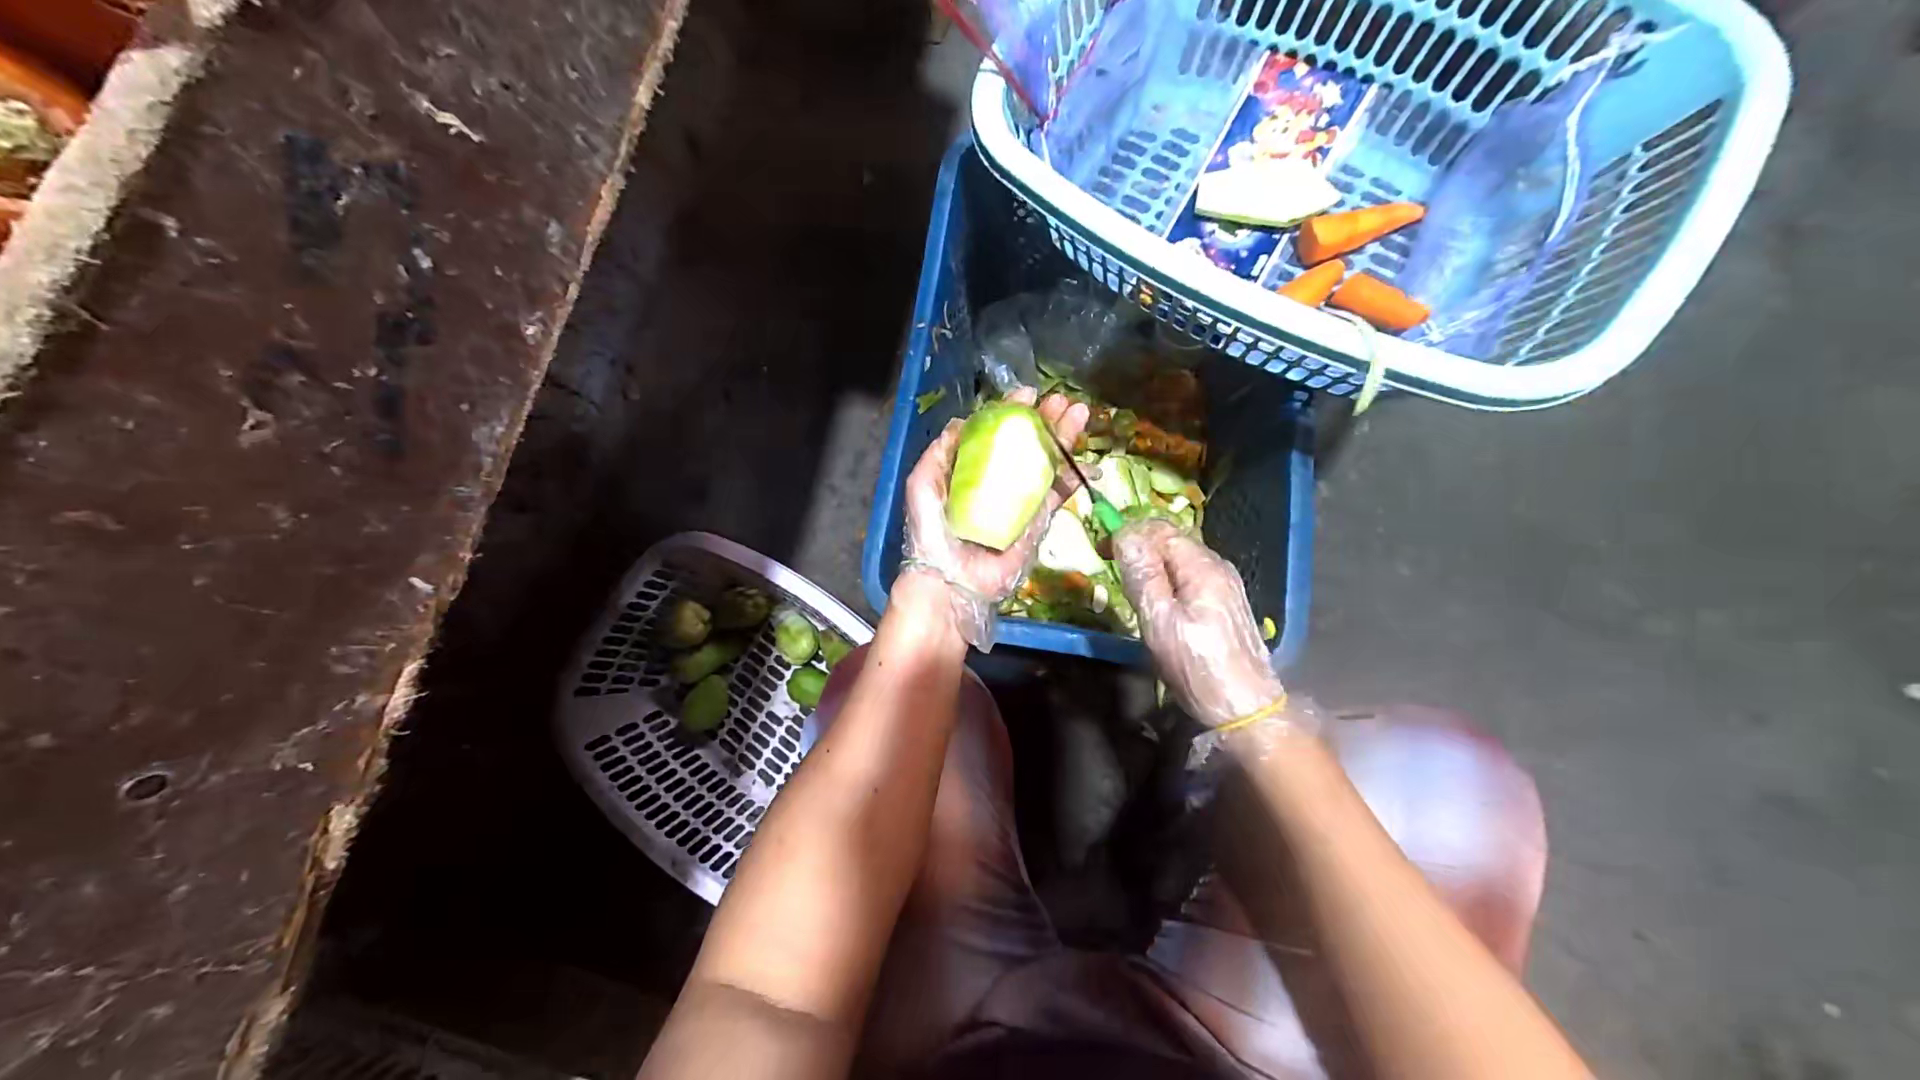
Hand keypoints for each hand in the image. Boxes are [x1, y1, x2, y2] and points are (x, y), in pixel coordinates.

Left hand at [902, 388, 1088, 648]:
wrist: (951, 581)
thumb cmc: (931, 533)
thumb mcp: (922, 484)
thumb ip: (940, 452)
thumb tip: (962, 421)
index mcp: (971, 470)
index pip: (996, 433)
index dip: (1012, 411)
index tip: (1027, 394)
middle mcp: (998, 481)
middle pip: (1027, 443)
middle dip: (1045, 419)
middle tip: (1062, 400)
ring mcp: (1020, 501)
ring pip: (1047, 462)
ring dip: (1064, 437)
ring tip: (1079, 413)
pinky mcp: (1038, 522)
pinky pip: (1058, 494)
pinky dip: (1073, 475)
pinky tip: (1085, 458)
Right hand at [1112, 518, 1285, 727]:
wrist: (1244, 709)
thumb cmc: (1197, 667)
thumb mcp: (1161, 622)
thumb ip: (1143, 576)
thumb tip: (1124, 536)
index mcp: (1202, 567)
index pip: (1160, 530)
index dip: (1128, 534)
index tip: (1101, 552)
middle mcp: (1218, 567)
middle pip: (1173, 540)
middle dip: (1139, 545)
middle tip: (1111, 565)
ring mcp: (1225, 585)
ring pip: (1181, 558)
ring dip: (1152, 562)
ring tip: (1129, 582)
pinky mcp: (1225, 604)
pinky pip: (1190, 576)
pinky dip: (1167, 578)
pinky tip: (1157, 598)